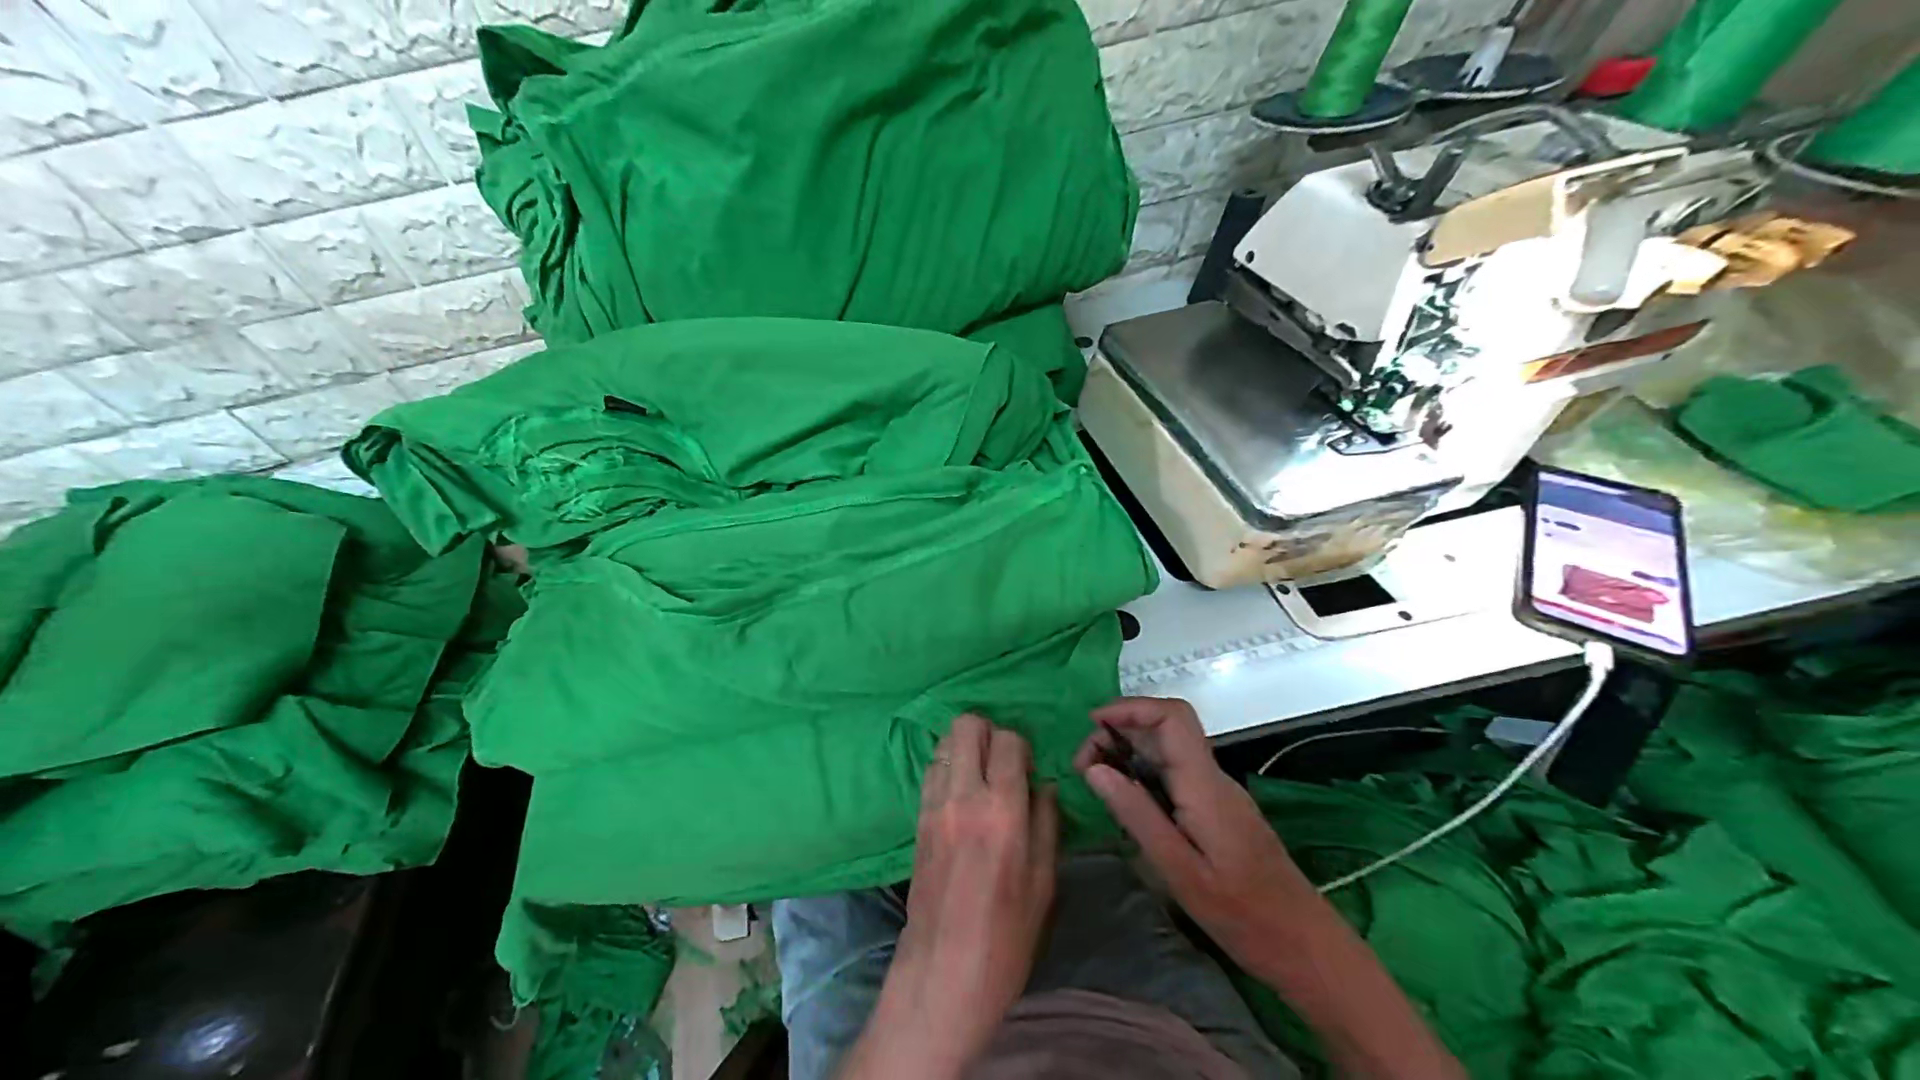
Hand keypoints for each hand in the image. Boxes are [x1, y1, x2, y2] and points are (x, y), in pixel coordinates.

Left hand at [842, 714, 1057, 1078]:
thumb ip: (1046, 823)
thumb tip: (1044, 785)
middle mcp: (962, 795)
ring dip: (965, 748)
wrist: (942, 974)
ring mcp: (933, 805)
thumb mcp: (1044, 882)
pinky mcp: (916, 819)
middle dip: (989, 732)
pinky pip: (931, 770)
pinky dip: (947, 767)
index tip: (1029, 769)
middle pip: (966, 725)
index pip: (1008, 740)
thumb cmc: (1007, 937)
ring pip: (944, 742)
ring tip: (981, 776)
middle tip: (1003, 762)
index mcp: (1002, 810)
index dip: (1023, 747)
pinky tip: (962, 795)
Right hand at [1074, 697, 1314, 979]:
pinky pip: (1174, 772)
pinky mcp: (1216, 808)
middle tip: (1084, 767)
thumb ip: (1136, 814)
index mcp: (1204, 785)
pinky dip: (1142, 772)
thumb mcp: (1178, 870)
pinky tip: (1125, 803)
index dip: (1129, 707)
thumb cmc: (1241, 914)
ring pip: (1167, 749)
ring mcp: (1217, 791)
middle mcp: (1212, 777)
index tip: (1092, 725)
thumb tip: (1094, 769)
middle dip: (1118, 731)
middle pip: (1164, 727)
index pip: (1171, 716)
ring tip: (1097, 783)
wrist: (1303, 944)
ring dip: (1127, 751)